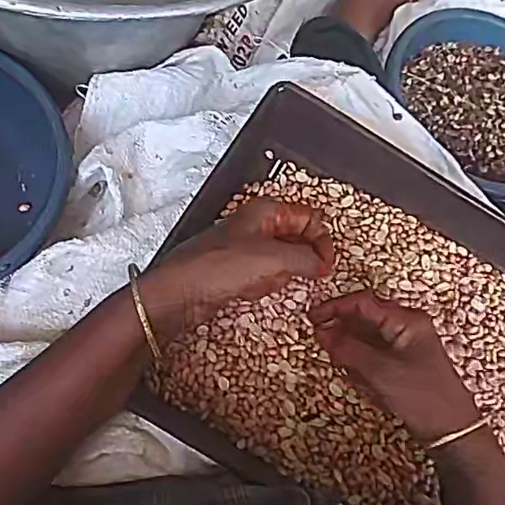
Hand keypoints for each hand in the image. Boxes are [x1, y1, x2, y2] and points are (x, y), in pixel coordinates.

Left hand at [138, 198, 334, 337]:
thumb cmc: (213, 268)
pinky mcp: (238, 269)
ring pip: (283, 260)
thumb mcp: (271, 260)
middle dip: (301, 260)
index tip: (325, 264)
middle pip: (298, 239)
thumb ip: (304, 259)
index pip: (310, 218)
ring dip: (281, 275)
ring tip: (265, 282)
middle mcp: (257, 225)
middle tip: (301, 275)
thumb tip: (321, 263)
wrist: (178, 293)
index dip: (322, 240)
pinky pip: (266, 276)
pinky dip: (265, 285)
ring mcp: (247, 248)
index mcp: (266, 211)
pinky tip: (251, 290)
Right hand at [309, 291, 480, 442]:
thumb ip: (349, 349)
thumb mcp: (380, 372)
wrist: (451, 429)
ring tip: (340, 364)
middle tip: (319, 340)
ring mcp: (405, 345)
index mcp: (406, 320)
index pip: (363, 303)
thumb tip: (323, 333)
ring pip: (367, 337)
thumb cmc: (423, 397)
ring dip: (350, 349)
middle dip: (340, 329)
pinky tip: (357, 377)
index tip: (312, 317)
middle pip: (364, 318)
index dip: (334, 307)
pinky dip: (360, 362)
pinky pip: (374, 354)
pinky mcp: (403, 363)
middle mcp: (407, 327)